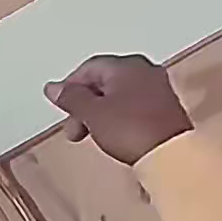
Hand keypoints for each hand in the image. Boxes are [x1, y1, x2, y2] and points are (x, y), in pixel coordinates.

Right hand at [44, 54, 192, 164]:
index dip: (70, 87)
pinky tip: (111, 133)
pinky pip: (131, 105)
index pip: (88, 68)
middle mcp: (144, 70)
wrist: (169, 155)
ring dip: (97, 113)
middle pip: (102, 81)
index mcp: (126, 65)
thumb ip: (70, 97)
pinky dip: (116, 116)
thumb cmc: (129, 128)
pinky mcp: (164, 106)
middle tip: (74, 128)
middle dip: (83, 104)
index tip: (62, 108)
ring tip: (90, 134)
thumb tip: (52, 87)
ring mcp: (157, 88)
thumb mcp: (91, 113)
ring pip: (116, 95)